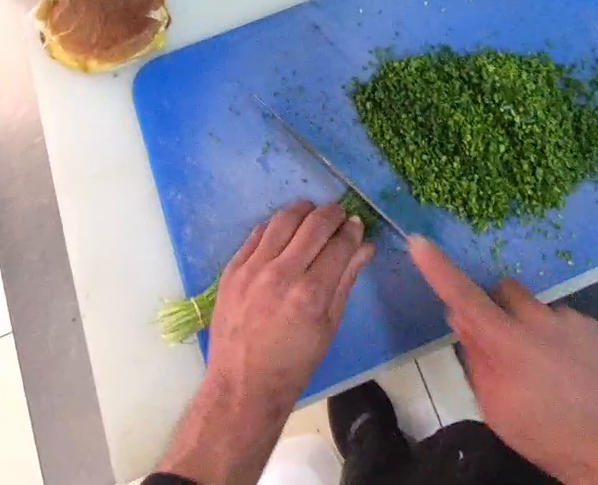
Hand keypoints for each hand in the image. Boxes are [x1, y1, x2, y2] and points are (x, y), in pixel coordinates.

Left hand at [159, 201, 373, 484]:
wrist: (242, 386)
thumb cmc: (294, 363)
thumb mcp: (329, 326)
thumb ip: (347, 280)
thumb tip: (365, 246)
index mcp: (312, 294)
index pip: (340, 243)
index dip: (353, 229)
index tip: (356, 224)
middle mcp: (282, 274)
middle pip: (315, 224)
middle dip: (333, 213)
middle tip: (339, 215)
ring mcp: (253, 269)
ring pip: (284, 219)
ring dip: (304, 211)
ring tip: (313, 215)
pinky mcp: (232, 269)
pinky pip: (258, 233)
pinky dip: (276, 225)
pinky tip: (286, 230)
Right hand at [410, 237, 597, 484]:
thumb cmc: (543, 432)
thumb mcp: (495, 405)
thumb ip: (475, 356)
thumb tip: (461, 318)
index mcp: (505, 340)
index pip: (463, 296)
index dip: (439, 269)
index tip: (420, 242)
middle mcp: (536, 317)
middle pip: (502, 290)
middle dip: (495, 306)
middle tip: (498, 341)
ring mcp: (567, 318)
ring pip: (534, 306)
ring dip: (528, 325)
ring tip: (541, 367)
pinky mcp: (592, 325)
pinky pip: (563, 320)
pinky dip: (558, 337)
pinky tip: (568, 370)